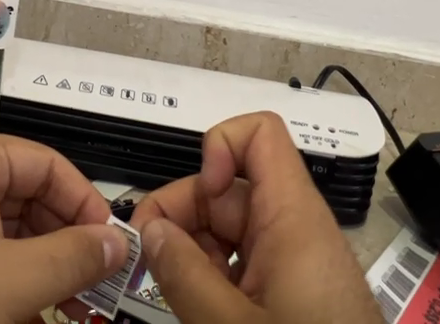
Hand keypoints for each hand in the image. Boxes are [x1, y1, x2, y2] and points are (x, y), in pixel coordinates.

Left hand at [0, 130, 128, 323]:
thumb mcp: (10, 281)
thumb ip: (72, 258)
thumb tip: (118, 244)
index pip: (47, 164)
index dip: (85, 204)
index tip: (112, 246)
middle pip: (31, 199)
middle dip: (67, 245)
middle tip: (100, 285)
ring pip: (11, 234)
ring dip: (46, 270)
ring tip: (77, 307)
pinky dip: (16, 285)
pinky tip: (37, 314)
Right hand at [131, 112, 380, 323]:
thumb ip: (184, 275)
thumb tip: (150, 230)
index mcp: (292, 217)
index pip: (259, 134)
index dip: (219, 146)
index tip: (197, 195)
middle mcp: (295, 229)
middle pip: (230, 187)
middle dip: (182, 213)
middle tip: (144, 258)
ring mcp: (294, 264)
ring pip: (230, 229)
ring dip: (192, 252)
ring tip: (169, 293)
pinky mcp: (293, 295)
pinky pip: (243, 265)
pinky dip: (213, 279)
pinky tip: (196, 310)